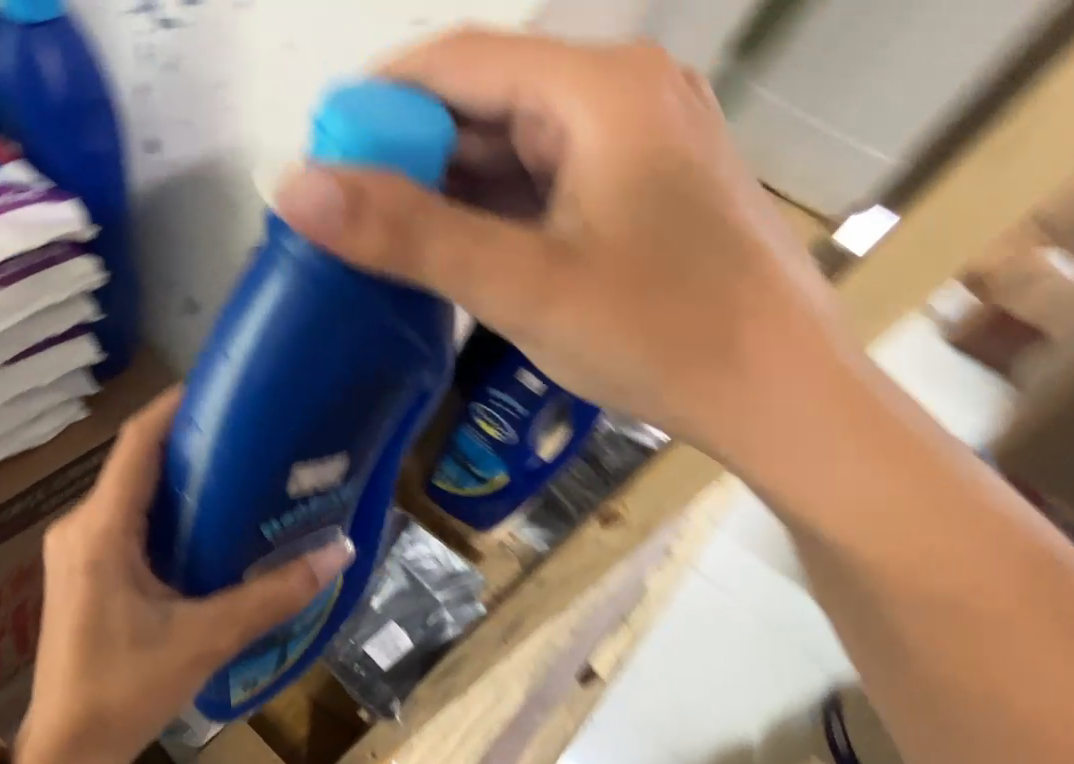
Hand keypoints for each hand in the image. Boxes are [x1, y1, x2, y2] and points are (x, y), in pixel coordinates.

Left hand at [10, 390, 354, 763]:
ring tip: (243, 473)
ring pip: (131, 497)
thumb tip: (339, 553)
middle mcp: (80, 527)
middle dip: (192, 446)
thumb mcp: (205, 639)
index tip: (226, 387)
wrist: (68, 749)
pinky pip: (126, 526)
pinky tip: (209, 526)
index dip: (177, 406)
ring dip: (181, 483)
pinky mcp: (83, 573)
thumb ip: (272, 595)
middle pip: (137, 465)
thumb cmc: (126, 691)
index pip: (137, 443)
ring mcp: (77, 551)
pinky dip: (166, 516)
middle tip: (254, 436)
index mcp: (100, 530)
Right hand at [273, 29, 848, 459]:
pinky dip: (487, 209)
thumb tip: (293, 187)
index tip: (318, 164)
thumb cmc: (659, 334)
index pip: (455, 61)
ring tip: (382, 242)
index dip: (374, 104)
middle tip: (343, 220)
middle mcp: (619, 90)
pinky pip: (540, 178)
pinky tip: (450, 251)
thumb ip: (407, 234)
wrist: (779, 392)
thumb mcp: (520, 284)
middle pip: (482, 98)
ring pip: (508, 142)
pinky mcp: (637, 184)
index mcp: (598, 87)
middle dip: (406, 153)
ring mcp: (634, 138)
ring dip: (443, 187)